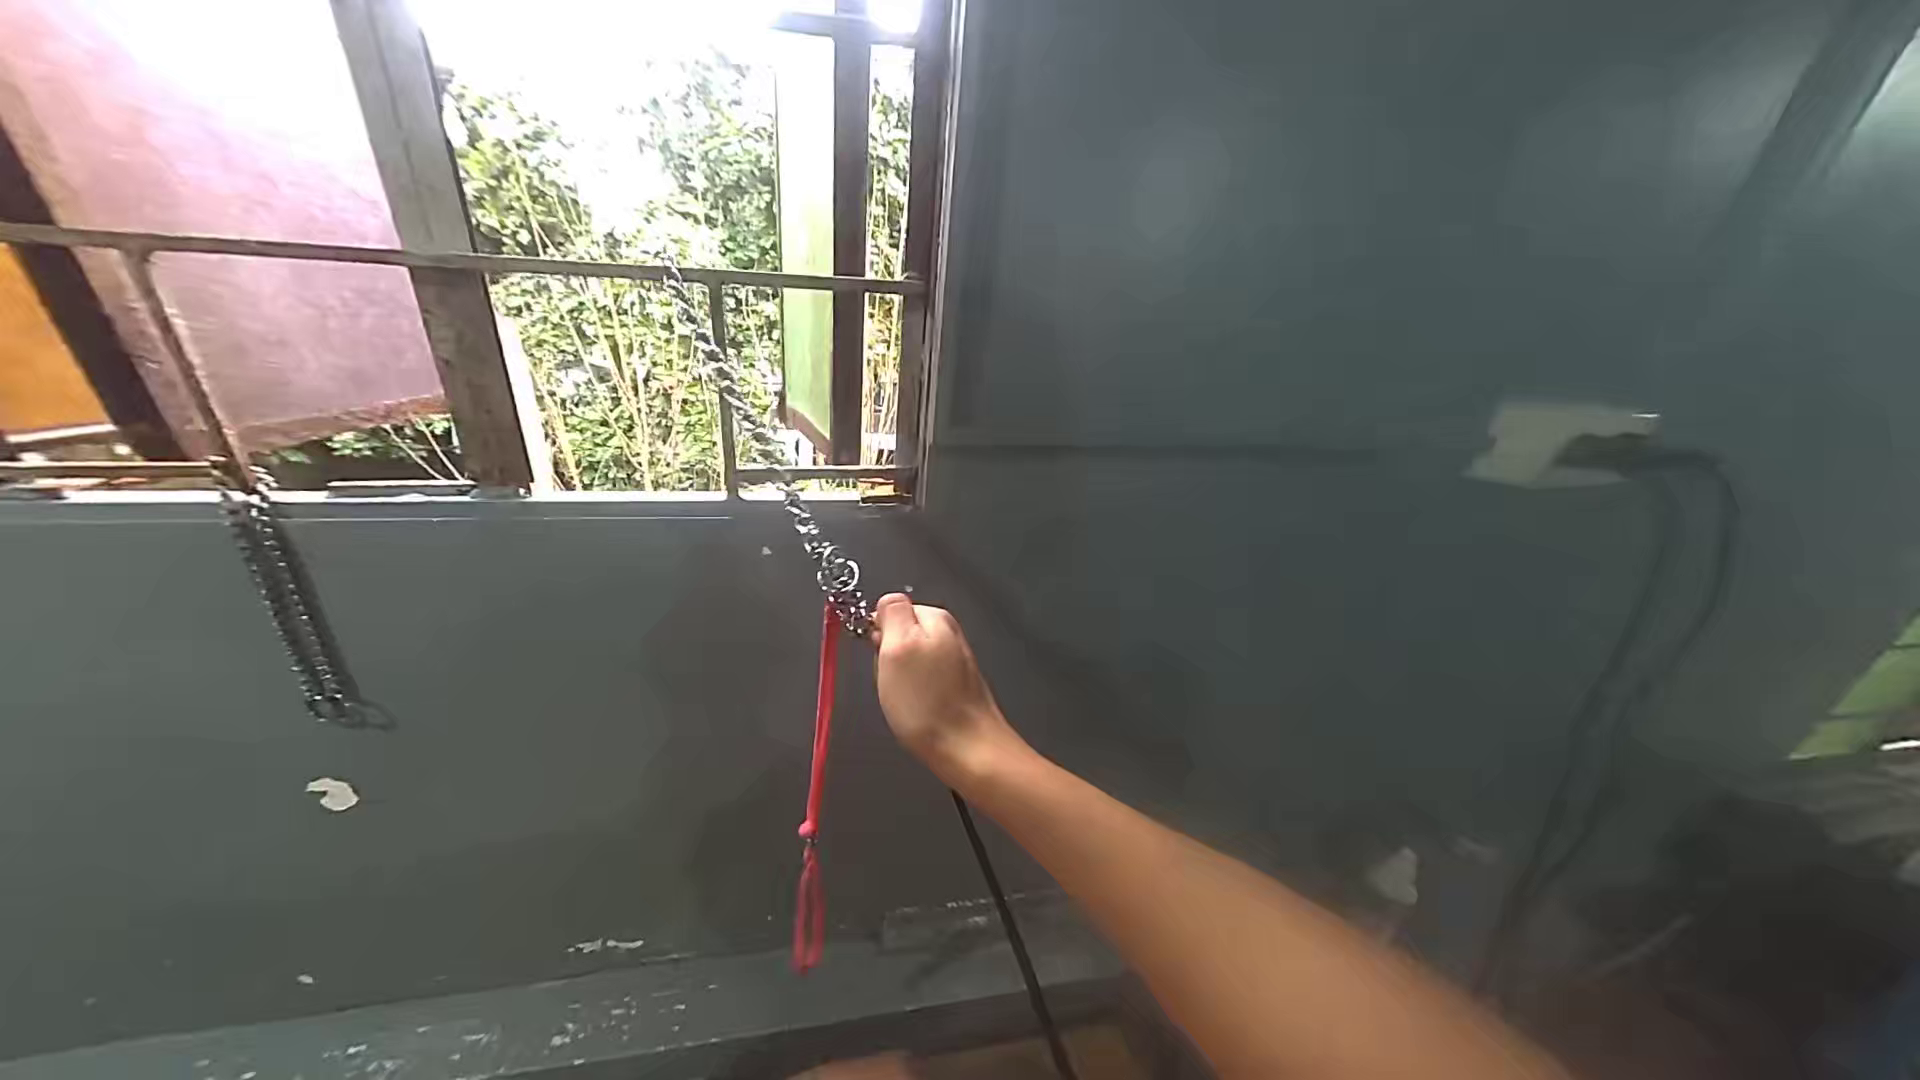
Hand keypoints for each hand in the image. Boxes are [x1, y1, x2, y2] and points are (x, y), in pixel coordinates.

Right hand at [869, 593, 1028, 784]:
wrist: (966, 749)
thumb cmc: (928, 702)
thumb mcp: (897, 646)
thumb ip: (892, 612)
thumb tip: (887, 600)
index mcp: (935, 617)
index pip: (889, 610)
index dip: (878, 634)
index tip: (882, 656)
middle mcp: (948, 634)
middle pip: (897, 637)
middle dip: (887, 659)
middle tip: (894, 681)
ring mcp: (953, 660)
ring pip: (905, 663)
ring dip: (897, 680)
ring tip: (906, 699)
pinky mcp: (954, 686)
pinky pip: (918, 683)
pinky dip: (911, 696)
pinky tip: (917, 711)